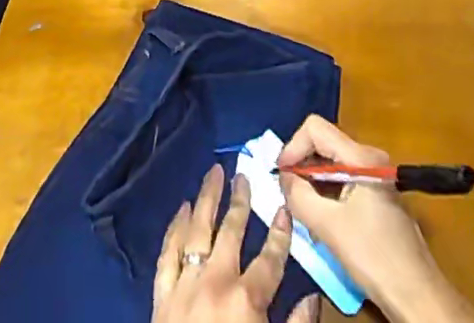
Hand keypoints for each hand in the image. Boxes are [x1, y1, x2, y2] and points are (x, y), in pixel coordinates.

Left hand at [155, 164, 320, 322]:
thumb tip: (312, 299)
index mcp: (247, 300)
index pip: (270, 257)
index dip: (280, 232)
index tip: (283, 206)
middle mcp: (216, 282)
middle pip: (230, 232)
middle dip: (239, 201)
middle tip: (243, 174)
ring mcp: (185, 285)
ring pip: (197, 231)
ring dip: (207, 199)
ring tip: (213, 173)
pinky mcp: (161, 296)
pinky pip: (168, 253)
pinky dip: (175, 228)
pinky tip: (182, 208)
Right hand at [280, 116, 473, 322]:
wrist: (417, 294)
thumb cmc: (374, 256)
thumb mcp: (328, 226)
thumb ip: (299, 195)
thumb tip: (283, 176)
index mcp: (361, 157)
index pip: (315, 129)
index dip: (293, 147)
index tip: (282, 176)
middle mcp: (369, 158)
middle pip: (323, 145)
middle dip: (301, 167)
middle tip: (288, 196)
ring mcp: (375, 177)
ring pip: (331, 165)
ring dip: (312, 184)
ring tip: (302, 212)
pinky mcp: (376, 196)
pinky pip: (342, 181)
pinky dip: (325, 194)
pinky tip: (321, 222)